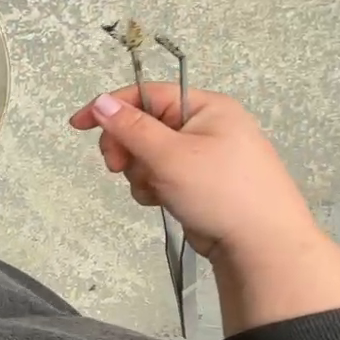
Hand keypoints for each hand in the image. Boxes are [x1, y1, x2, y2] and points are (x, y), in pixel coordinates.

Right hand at [69, 83, 321, 264]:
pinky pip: (156, 174)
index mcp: (207, 108)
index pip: (146, 95)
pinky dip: (150, 186)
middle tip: (119, 168)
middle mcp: (204, 126)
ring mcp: (200, 155)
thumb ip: (131, 127)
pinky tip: (162, 199)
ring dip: (139, 172)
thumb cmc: (219, 191)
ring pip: (145, 153)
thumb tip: (99, 102)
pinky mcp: (195, 180)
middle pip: (141, 125)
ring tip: (155, 189)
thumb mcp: (170, 155)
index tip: (78, 127)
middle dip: (126, 148)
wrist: (261, 244)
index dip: (109, 108)